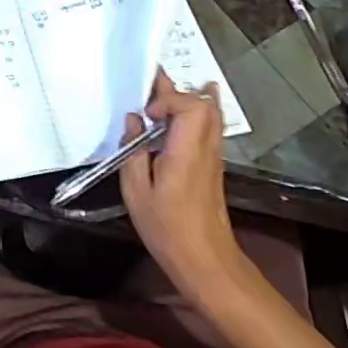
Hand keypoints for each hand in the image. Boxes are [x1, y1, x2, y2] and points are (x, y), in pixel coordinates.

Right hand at [119, 72, 244, 300]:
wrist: (205, 259)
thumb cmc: (167, 228)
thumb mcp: (136, 193)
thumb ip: (133, 152)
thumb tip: (133, 122)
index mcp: (186, 151)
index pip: (191, 106)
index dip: (168, 98)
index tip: (146, 114)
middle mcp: (206, 147)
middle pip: (204, 103)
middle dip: (176, 92)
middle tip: (149, 88)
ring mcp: (214, 155)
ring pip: (210, 113)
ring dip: (186, 99)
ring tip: (161, 94)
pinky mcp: (213, 164)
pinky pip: (210, 126)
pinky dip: (196, 112)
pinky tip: (181, 113)